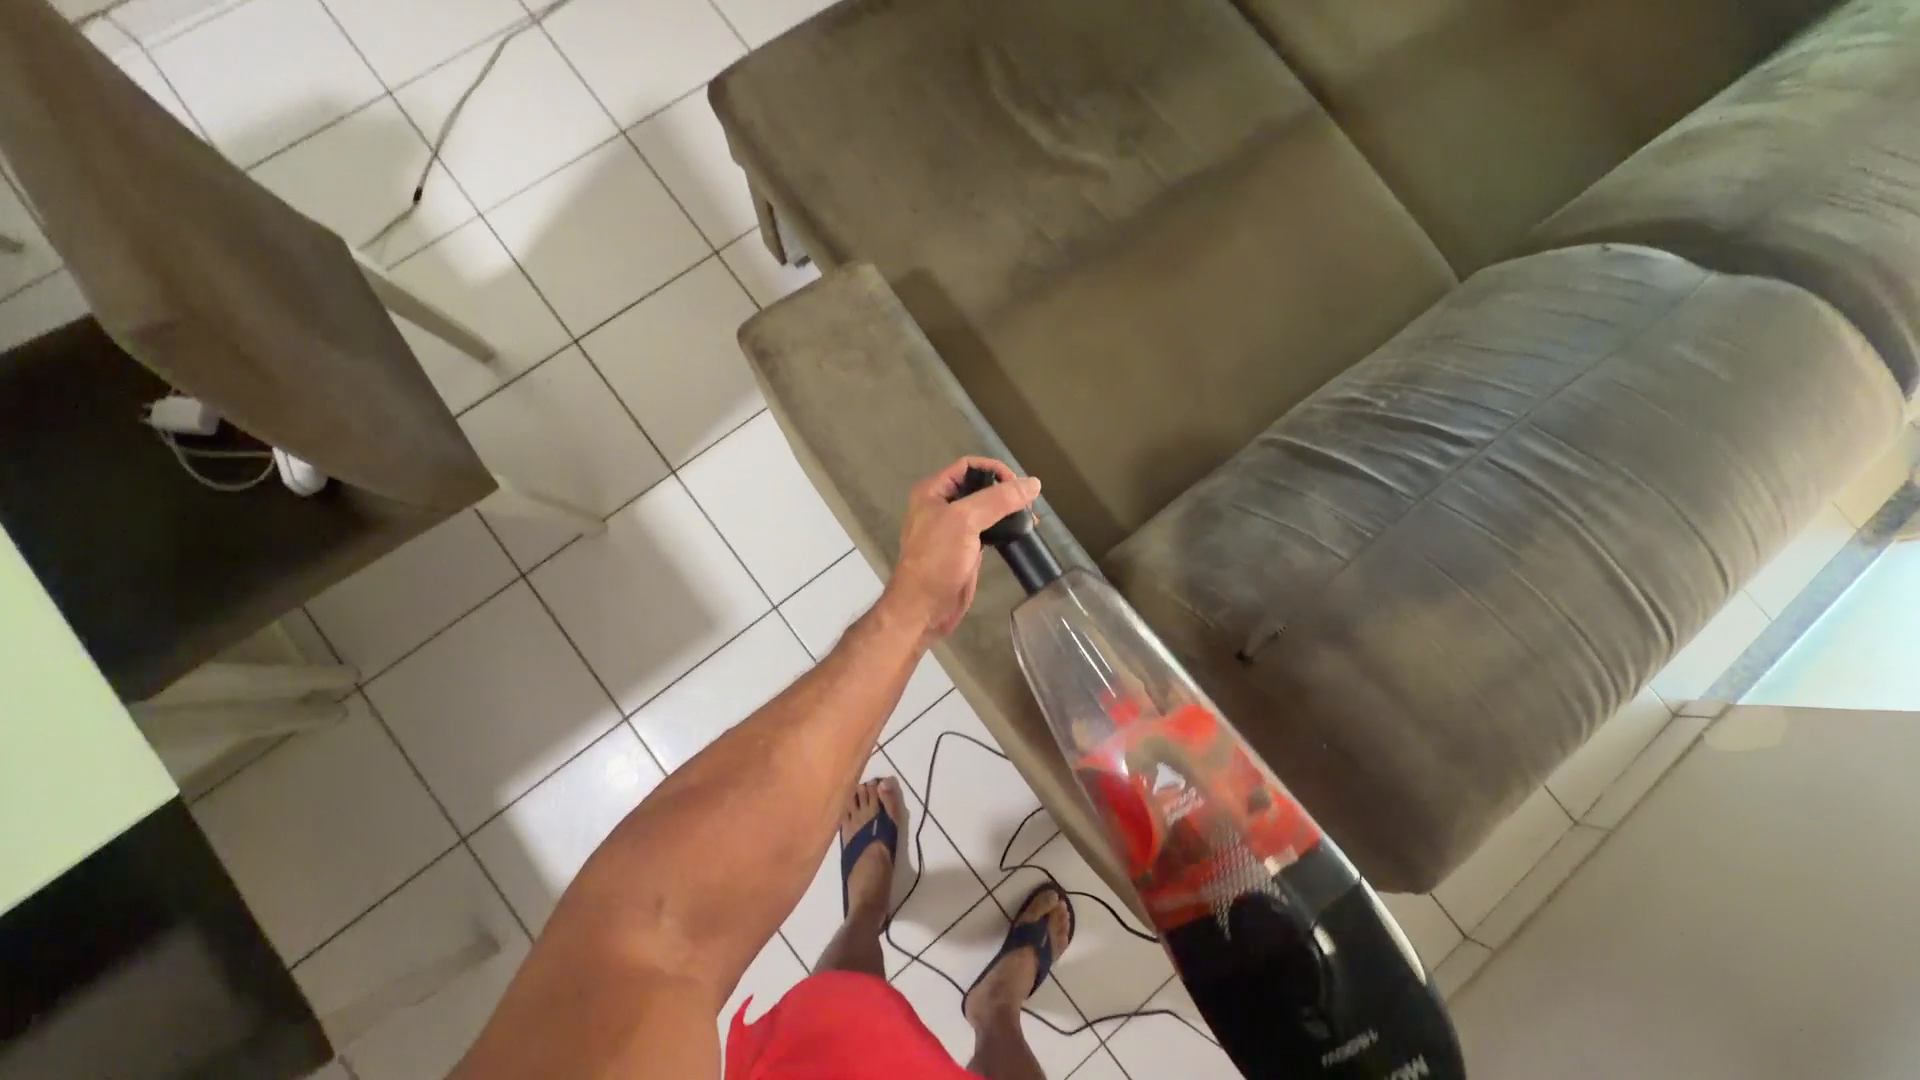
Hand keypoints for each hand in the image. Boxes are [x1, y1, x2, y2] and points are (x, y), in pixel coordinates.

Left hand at [880, 457, 1041, 646]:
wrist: (924, 608)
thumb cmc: (937, 559)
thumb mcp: (965, 521)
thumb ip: (998, 500)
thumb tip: (1033, 483)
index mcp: (932, 492)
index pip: (967, 466)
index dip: (994, 470)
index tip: (1017, 485)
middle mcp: (941, 506)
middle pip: (978, 487)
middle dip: (1004, 490)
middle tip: (1027, 503)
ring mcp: (954, 530)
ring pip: (985, 510)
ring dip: (1007, 510)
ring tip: (1030, 518)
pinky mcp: (966, 550)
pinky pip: (988, 531)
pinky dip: (1005, 529)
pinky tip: (1021, 533)